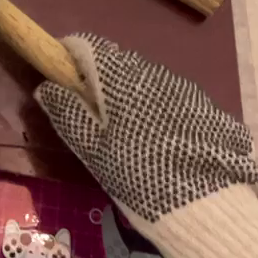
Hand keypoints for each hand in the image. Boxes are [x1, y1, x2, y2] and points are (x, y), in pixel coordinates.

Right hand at [35, 35, 257, 257]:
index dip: (69, 58)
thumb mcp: (94, 152)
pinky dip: (162, 112)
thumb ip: (67, 113)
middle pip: (118, 63)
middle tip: (95, 121)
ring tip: (134, 139)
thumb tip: (46, 87)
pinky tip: (167, 147)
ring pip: (147, 81)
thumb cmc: (140, 179)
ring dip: (134, 97)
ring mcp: (186, 88)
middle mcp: (154, 72)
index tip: (62, 83)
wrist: (211, 211)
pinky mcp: (210, 108)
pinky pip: (175, 99)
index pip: (87, 46)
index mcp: (121, 77)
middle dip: (101, 82)